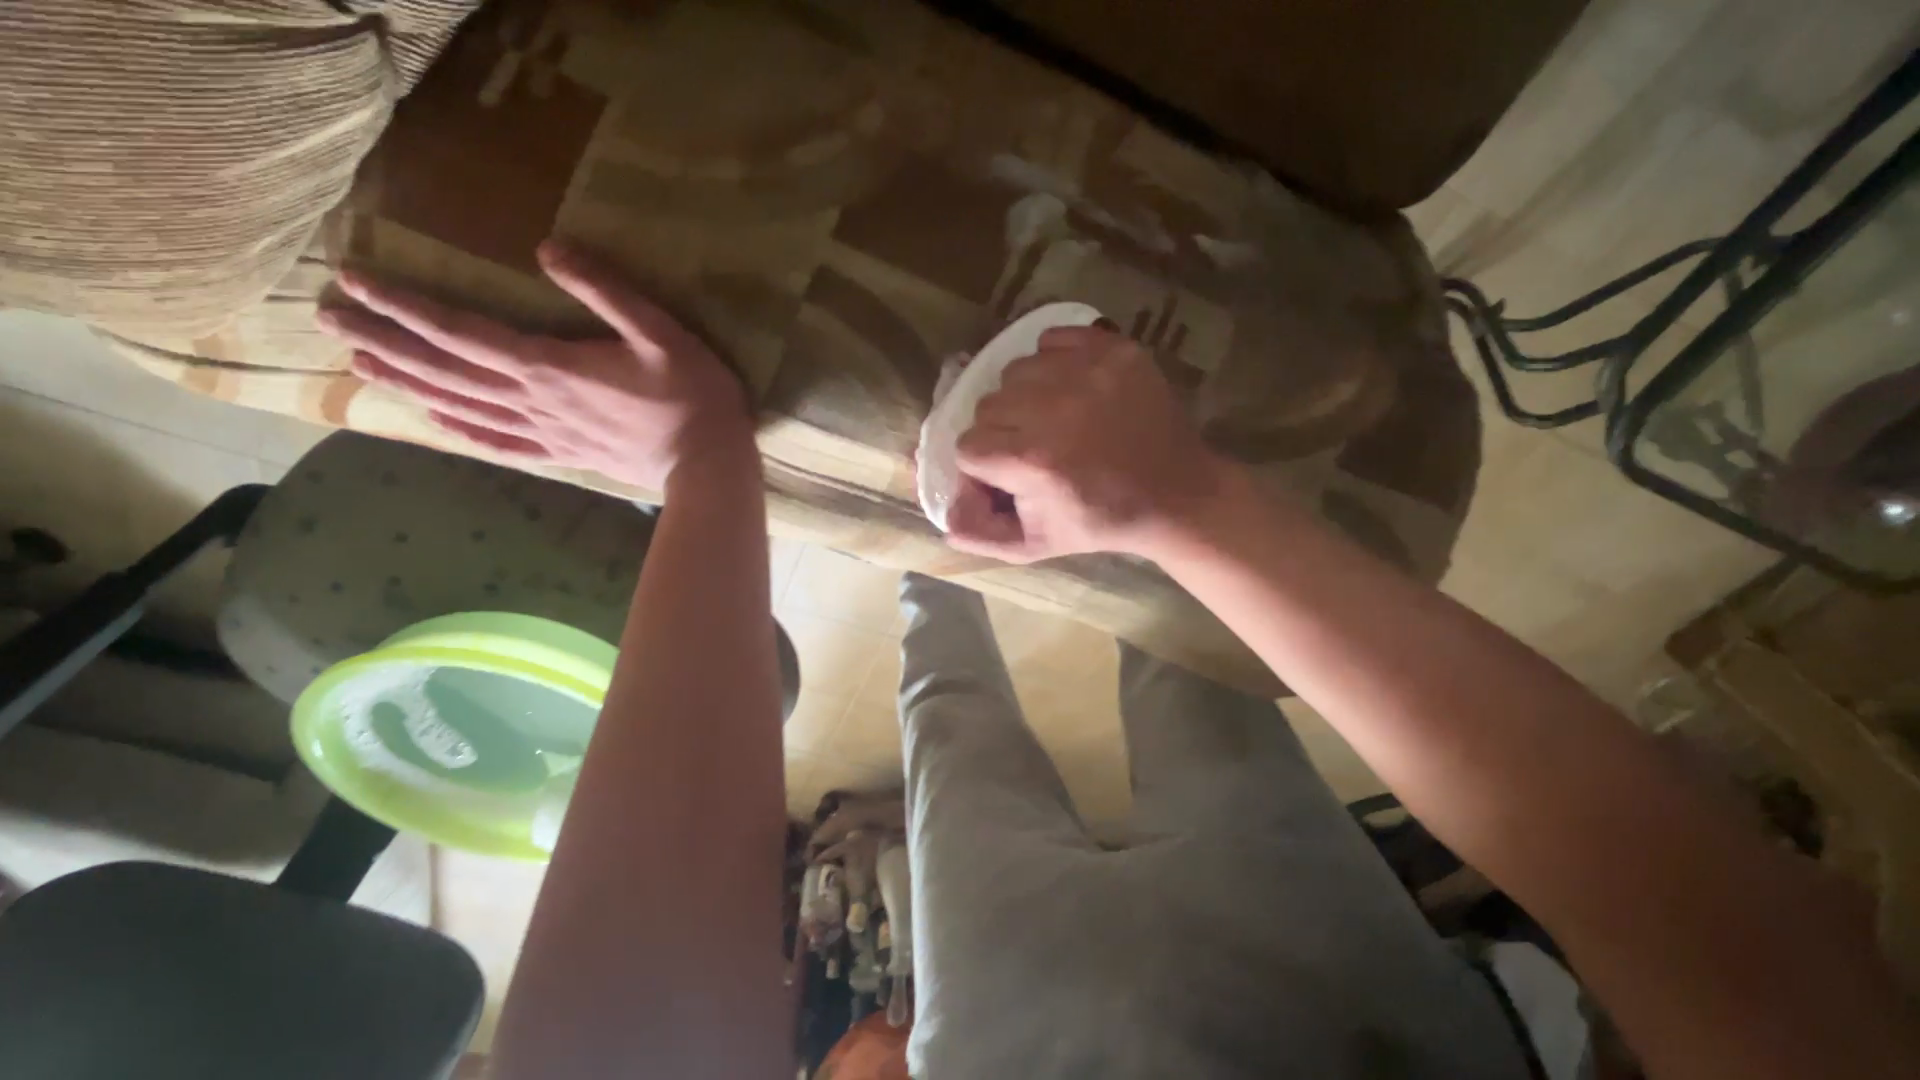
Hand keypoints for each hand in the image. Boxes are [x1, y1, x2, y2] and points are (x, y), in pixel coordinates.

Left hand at [316, 242, 753, 491]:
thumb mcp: (660, 331)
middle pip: (444, 369)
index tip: (353, 279)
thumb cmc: (694, 394)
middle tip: (327, 316)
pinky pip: (498, 443)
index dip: (404, 305)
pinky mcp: (562, 455)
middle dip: (383, 340)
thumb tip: (547, 247)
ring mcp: (545, 433)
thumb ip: (605, 290)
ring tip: (359, 361)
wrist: (710, 465)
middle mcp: (533, 401)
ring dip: (408, 382)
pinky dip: (459, 430)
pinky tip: (435, 421)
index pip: (460, 332)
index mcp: (551, 366)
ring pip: (460, 405)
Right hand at [945, 326, 1237, 561]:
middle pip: (987, 406)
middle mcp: (1053, 409)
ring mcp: (1086, 372)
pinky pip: (1052, 340)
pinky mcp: (1112, 349)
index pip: (968, 446)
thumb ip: (980, 532)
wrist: (1175, 492)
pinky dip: (1053, 360)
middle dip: (1002, 429)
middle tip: (1033, 446)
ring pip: (1015, 371)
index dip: (985, 464)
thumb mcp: (1036, 544)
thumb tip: (943, 512)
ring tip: (1054, 418)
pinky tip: (1072, 389)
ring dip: (1025, 395)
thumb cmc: (1100, 521)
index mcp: (1032, 460)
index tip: (1011, 474)